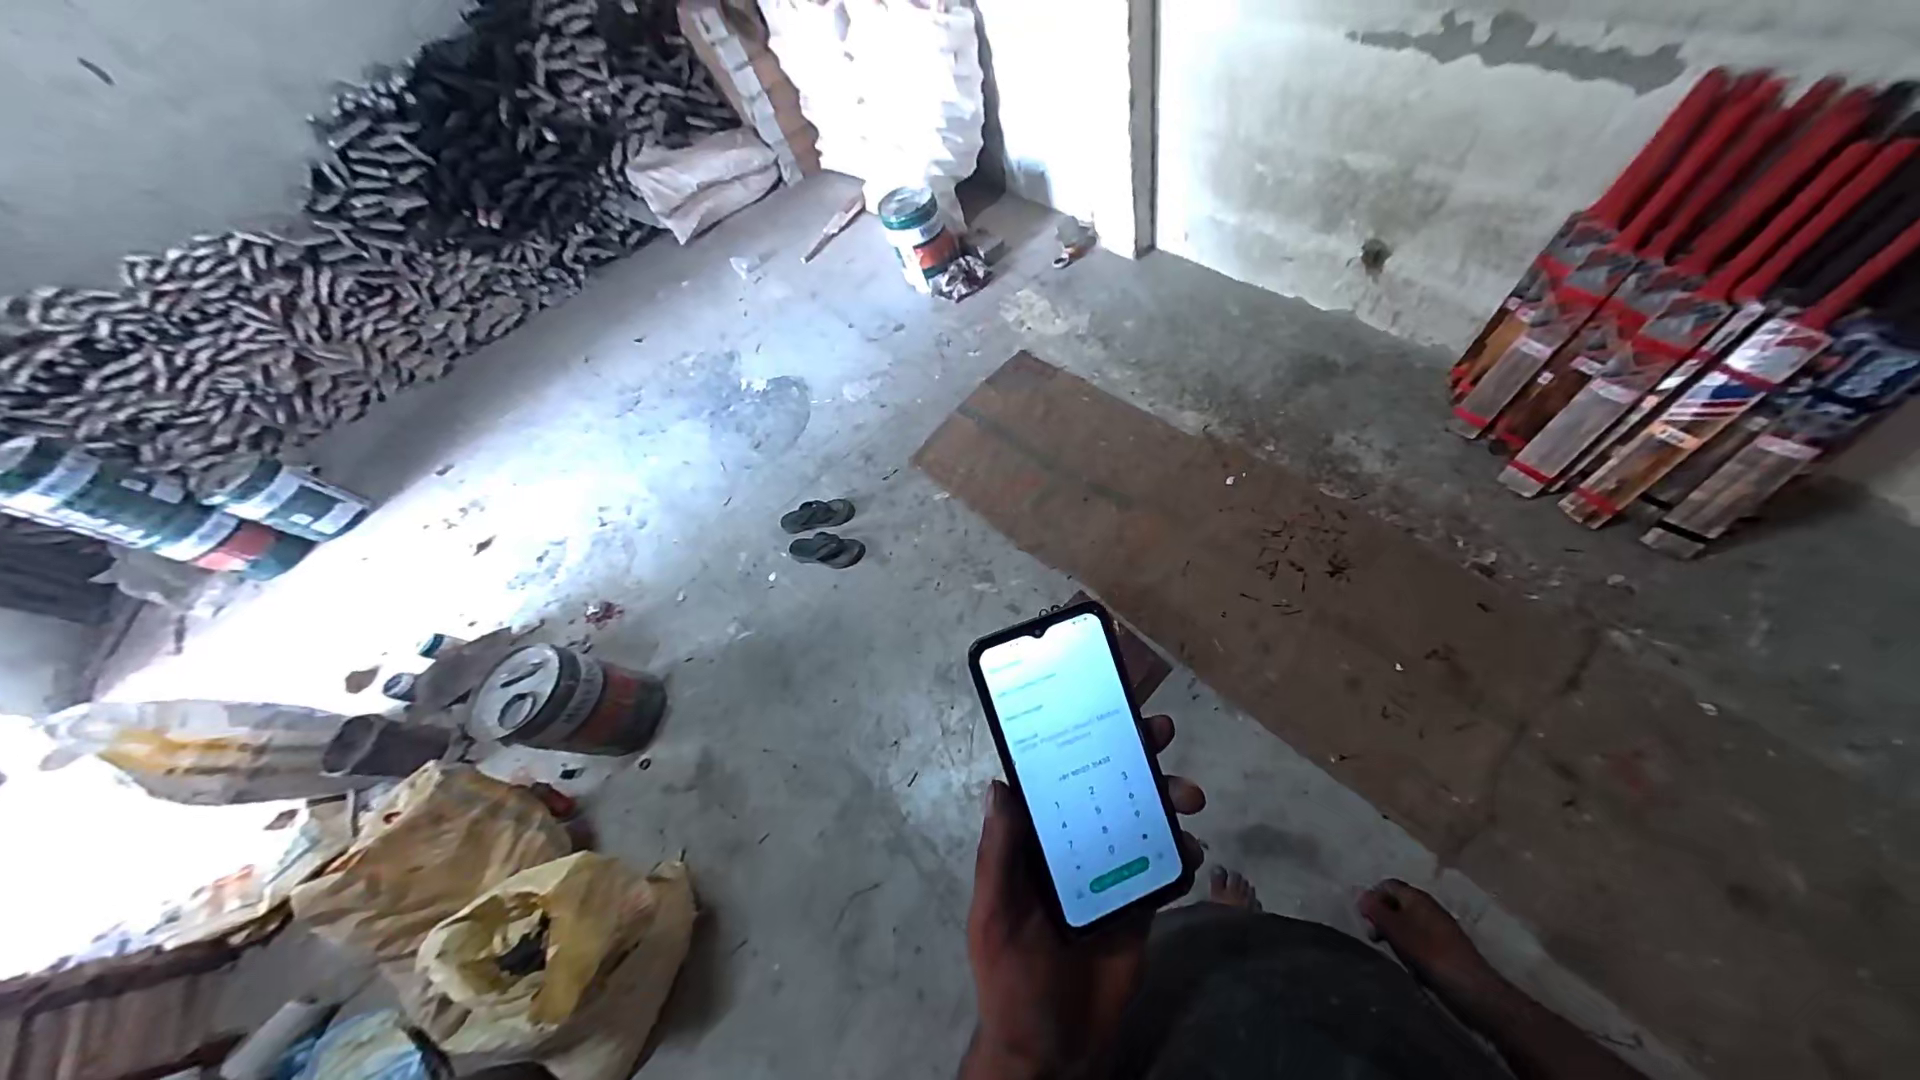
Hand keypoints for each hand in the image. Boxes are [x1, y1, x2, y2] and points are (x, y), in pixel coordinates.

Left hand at [960, 714, 1205, 1079]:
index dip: (1080, 739)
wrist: (1051, 1047)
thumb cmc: (1010, 975)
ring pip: (1142, 819)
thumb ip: (999, 853)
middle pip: (1107, 786)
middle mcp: (1075, 843)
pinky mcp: (1140, 903)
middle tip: (1159, 732)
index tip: (1105, 708)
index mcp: (1036, 838)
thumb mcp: (995, 912)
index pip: (1058, 777)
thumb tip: (998, 783)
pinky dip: (1182, 855)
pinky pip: (1165, 869)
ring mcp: (1110, 870)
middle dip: (1134, 754)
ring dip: (1166, 799)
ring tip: (1186, 797)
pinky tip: (1191, 855)